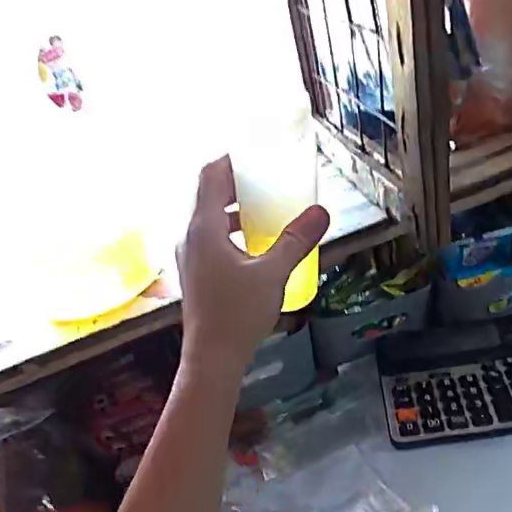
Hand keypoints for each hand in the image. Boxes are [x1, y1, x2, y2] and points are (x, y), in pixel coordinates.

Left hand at [177, 156, 328, 375]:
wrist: (212, 357)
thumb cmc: (238, 313)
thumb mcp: (272, 274)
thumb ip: (295, 241)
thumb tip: (322, 211)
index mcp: (204, 228)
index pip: (211, 175)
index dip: (232, 160)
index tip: (256, 155)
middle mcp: (190, 237)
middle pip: (209, 196)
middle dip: (238, 186)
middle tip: (268, 182)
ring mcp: (189, 257)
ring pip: (209, 220)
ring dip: (235, 211)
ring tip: (265, 212)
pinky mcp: (195, 275)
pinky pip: (211, 240)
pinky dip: (231, 232)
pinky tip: (254, 247)